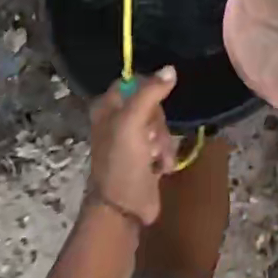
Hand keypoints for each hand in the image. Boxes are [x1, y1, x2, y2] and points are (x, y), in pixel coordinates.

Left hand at [87, 67, 180, 225]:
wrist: (123, 208)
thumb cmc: (122, 162)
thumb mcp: (132, 122)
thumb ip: (150, 93)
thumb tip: (170, 69)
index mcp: (106, 107)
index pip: (132, 81)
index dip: (148, 89)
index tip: (157, 101)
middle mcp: (117, 120)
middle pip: (151, 103)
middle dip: (158, 121)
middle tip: (151, 137)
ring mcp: (131, 139)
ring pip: (160, 124)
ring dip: (164, 140)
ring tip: (158, 156)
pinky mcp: (144, 156)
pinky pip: (163, 143)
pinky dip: (165, 153)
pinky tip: (161, 166)